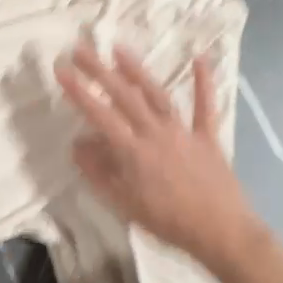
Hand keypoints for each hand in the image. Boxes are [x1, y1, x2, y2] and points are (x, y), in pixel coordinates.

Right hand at [54, 41, 266, 279]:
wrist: (222, 233)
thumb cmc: (167, 223)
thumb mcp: (123, 204)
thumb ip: (98, 172)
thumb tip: (77, 144)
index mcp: (132, 152)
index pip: (99, 115)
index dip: (78, 91)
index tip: (60, 70)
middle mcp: (156, 134)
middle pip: (124, 96)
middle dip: (99, 71)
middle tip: (80, 49)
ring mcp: (184, 133)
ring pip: (157, 95)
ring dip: (137, 71)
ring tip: (119, 50)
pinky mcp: (208, 138)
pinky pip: (205, 107)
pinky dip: (204, 82)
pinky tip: (200, 58)